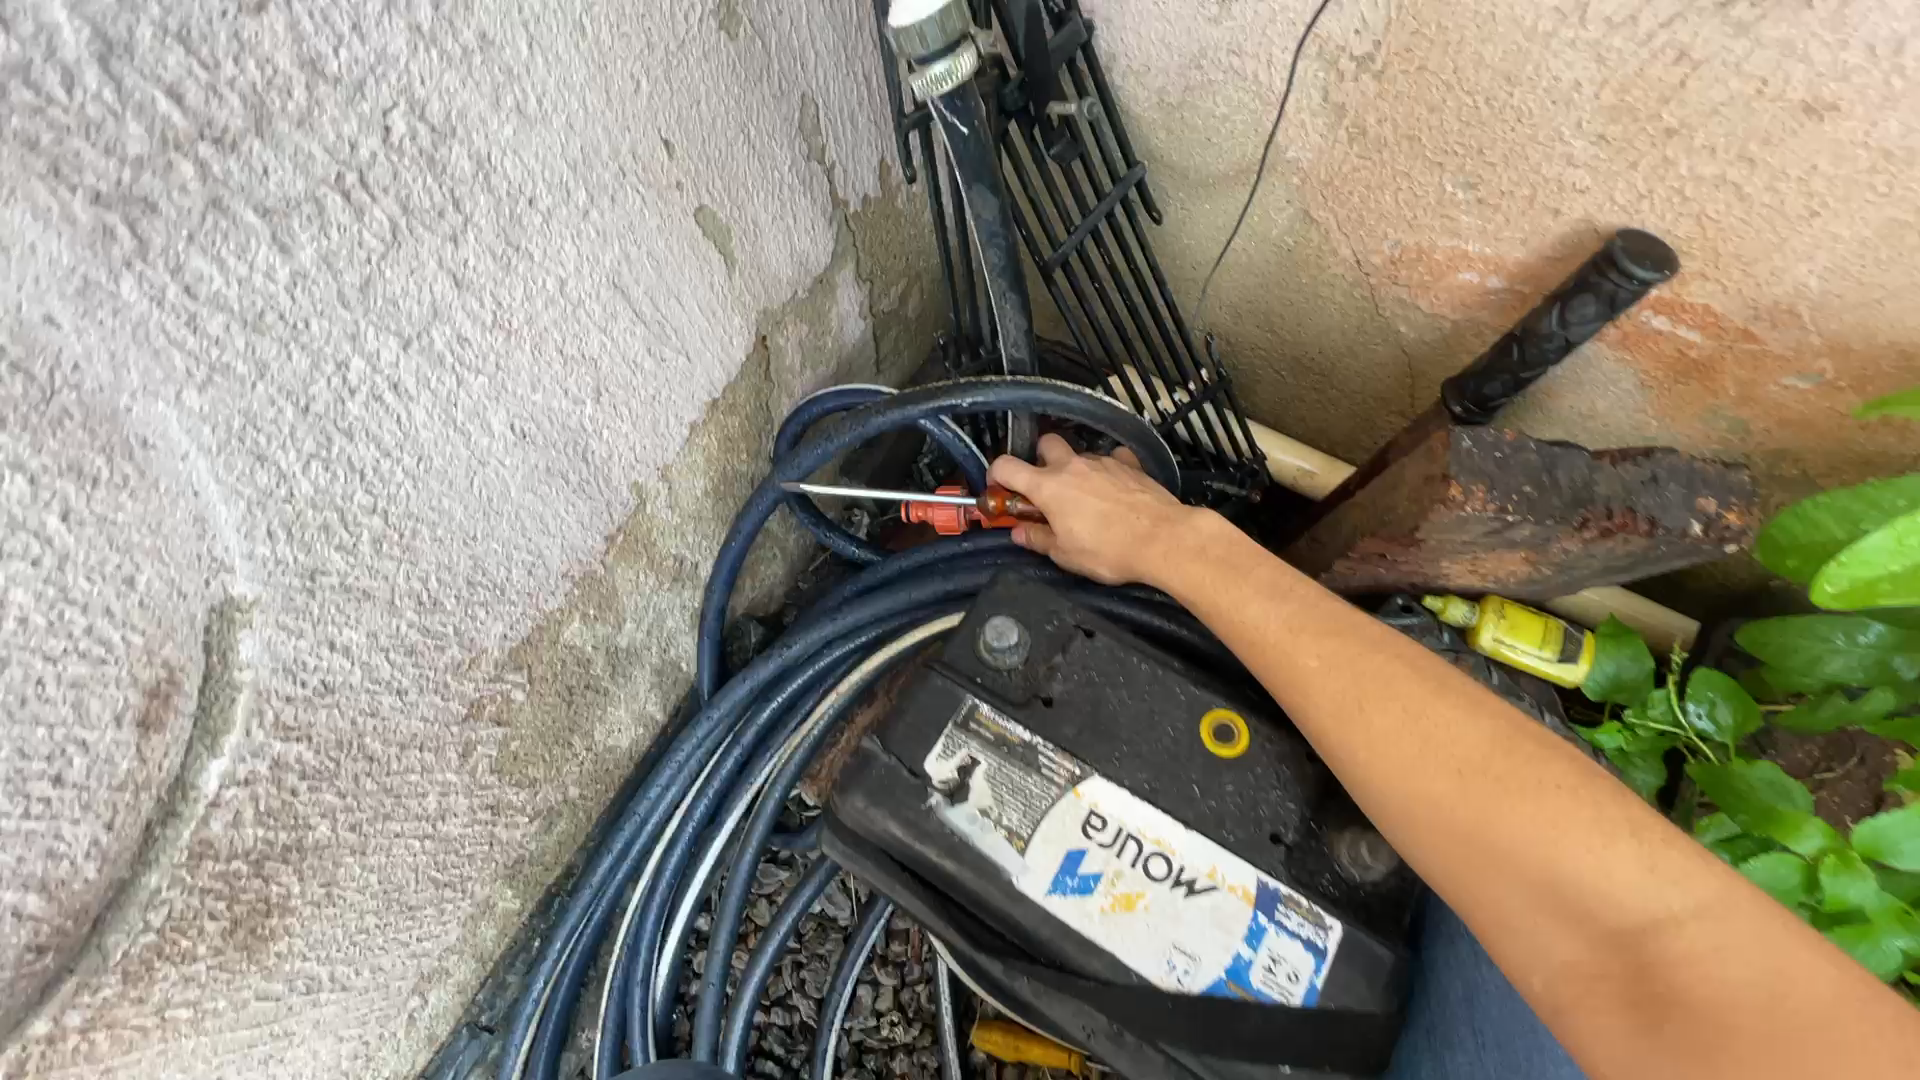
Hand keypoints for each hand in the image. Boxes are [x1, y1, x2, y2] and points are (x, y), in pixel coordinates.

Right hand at [987, 433, 1204, 586]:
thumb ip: (1038, 539)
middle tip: (1046, 489)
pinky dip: (1108, 470)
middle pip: (1045, 444)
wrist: (1162, 539)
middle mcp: (1072, 466)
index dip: (996, 475)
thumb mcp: (1065, 554)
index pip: (1006, 466)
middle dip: (1040, 460)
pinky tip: (1114, 489)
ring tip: (1084, 498)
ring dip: (1075, 470)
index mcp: (1048, 487)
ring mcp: (1103, 462)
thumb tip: (1019, 533)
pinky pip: (1112, 458)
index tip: (1000, 490)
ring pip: (1079, 454)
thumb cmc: (1108, 550)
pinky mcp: (1130, 464)